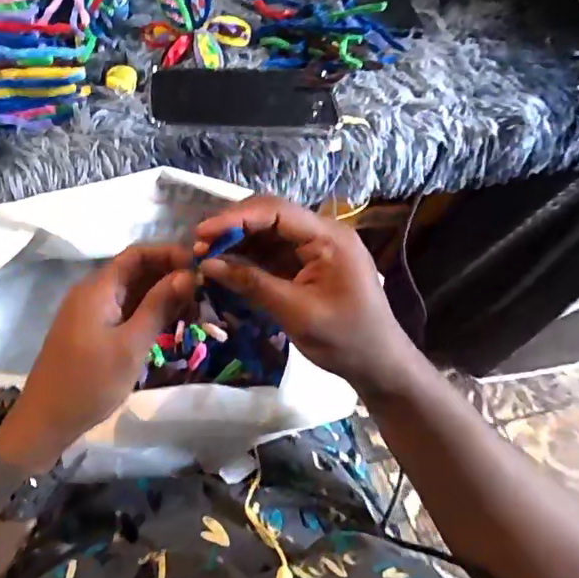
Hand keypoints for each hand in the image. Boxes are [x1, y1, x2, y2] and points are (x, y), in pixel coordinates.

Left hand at [0, 244, 195, 472]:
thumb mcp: (131, 344)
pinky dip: (146, 312)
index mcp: (98, 288)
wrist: (45, 419)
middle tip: (204, 292)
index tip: (201, 266)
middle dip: (169, 276)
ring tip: (194, 309)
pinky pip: (123, 309)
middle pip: (135, 270)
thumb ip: (159, 305)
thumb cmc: (90, 381)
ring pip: (131, 291)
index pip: (137, 254)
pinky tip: (170, 325)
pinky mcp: (91, 330)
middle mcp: (92, 292)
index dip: (169, 254)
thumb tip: (188, 273)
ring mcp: (90, 312)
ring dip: (161, 295)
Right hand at [193, 196, 425, 398]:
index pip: (276, 212)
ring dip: (236, 241)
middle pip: (269, 215)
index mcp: (329, 237)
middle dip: (232, 227)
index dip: (235, 217)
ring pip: (266, 232)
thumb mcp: (296, 312)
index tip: (202, 232)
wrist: (379, 365)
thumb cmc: (345, 339)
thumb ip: (252, 283)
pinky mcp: (306, 264)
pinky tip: (224, 266)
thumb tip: (207, 264)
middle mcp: (321, 233)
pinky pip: (271, 251)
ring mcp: (314, 248)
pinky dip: (246, 257)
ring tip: (204, 255)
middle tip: (199, 245)